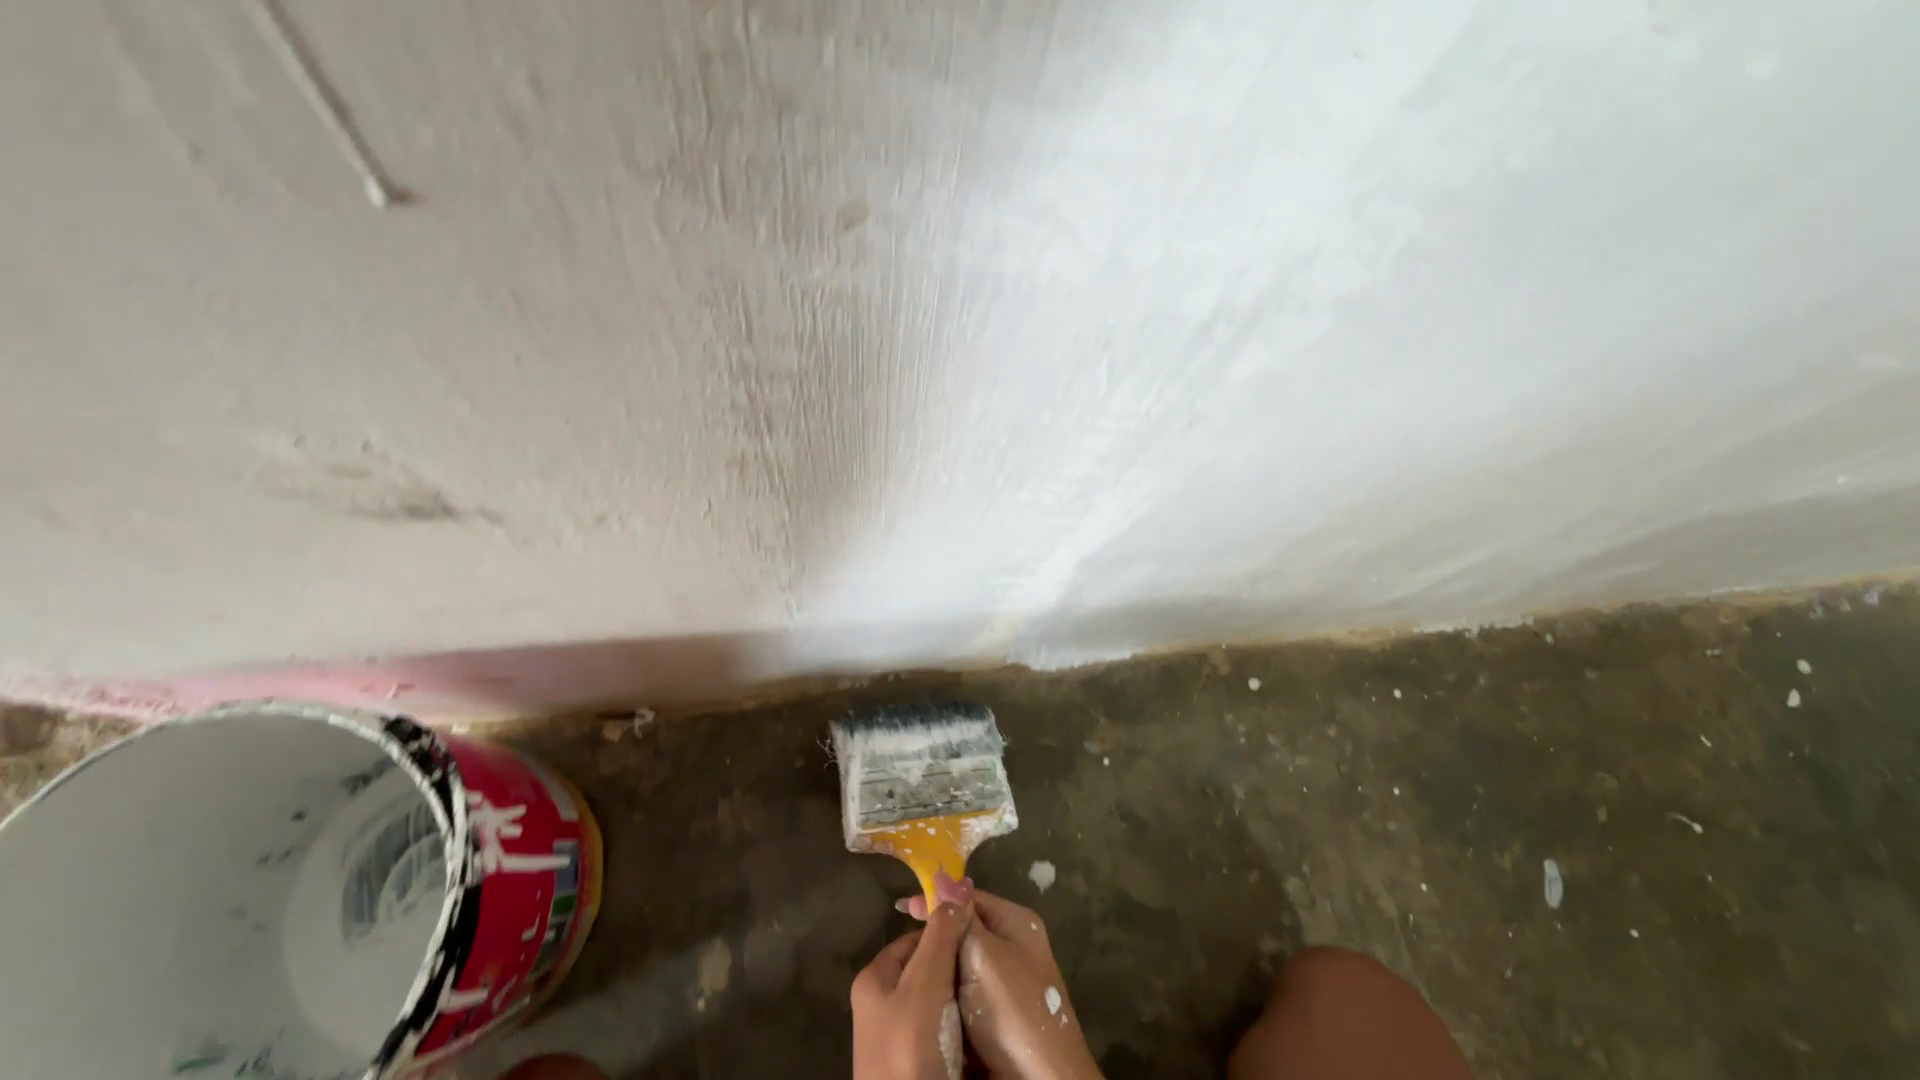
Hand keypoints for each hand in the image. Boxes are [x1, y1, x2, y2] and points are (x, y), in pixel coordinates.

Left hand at [852, 873, 973, 1079]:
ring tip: (988, 1004)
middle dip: (959, 972)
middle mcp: (882, 1006)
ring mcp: (898, 1039)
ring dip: (964, 1004)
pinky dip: (963, 1032)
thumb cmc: (910, 1048)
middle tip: (988, 976)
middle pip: (930, 971)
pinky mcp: (915, 1065)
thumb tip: (954, 888)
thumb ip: (941, 937)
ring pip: (941, 1004)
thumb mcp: (925, 984)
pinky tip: (981, 1034)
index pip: (918, 939)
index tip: (980, 942)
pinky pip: (945, 1035)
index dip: (948, 935)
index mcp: (874, 980)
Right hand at [898, 889, 1102, 1079]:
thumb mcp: (983, 954)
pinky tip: (929, 998)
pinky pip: (965, 991)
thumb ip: (962, 916)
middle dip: (936, 938)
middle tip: (904, 949)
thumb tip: (944, 873)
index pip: (970, 898)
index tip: (901, 910)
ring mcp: (1007, 980)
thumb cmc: (1010, 1009)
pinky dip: (947, 993)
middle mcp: (1014, 945)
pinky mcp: (997, 1010)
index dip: (937, 901)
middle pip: (965, 930)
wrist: (1039, 1076)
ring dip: (940, 968)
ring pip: (962, 963)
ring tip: (911, 972)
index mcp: (1016, 923)